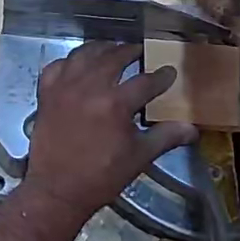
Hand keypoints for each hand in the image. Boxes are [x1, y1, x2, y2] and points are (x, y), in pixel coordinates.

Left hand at [22, 43, 195, 224]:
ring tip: (111, 50)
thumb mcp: (139, 157)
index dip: (161, 76)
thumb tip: (192, 129)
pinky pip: (57, 66)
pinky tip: (79, 65)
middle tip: (140, 51)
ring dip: (102, 49)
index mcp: (116, 104)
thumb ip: (166, 137)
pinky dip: (70, 61)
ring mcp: (65, 88)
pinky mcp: (47, 94)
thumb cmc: (101, 176)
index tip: (169, 72)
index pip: (146, 81)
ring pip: (85, 54)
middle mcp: (90, 88)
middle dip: (131, 51)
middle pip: (114, 57)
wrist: (56, 192)